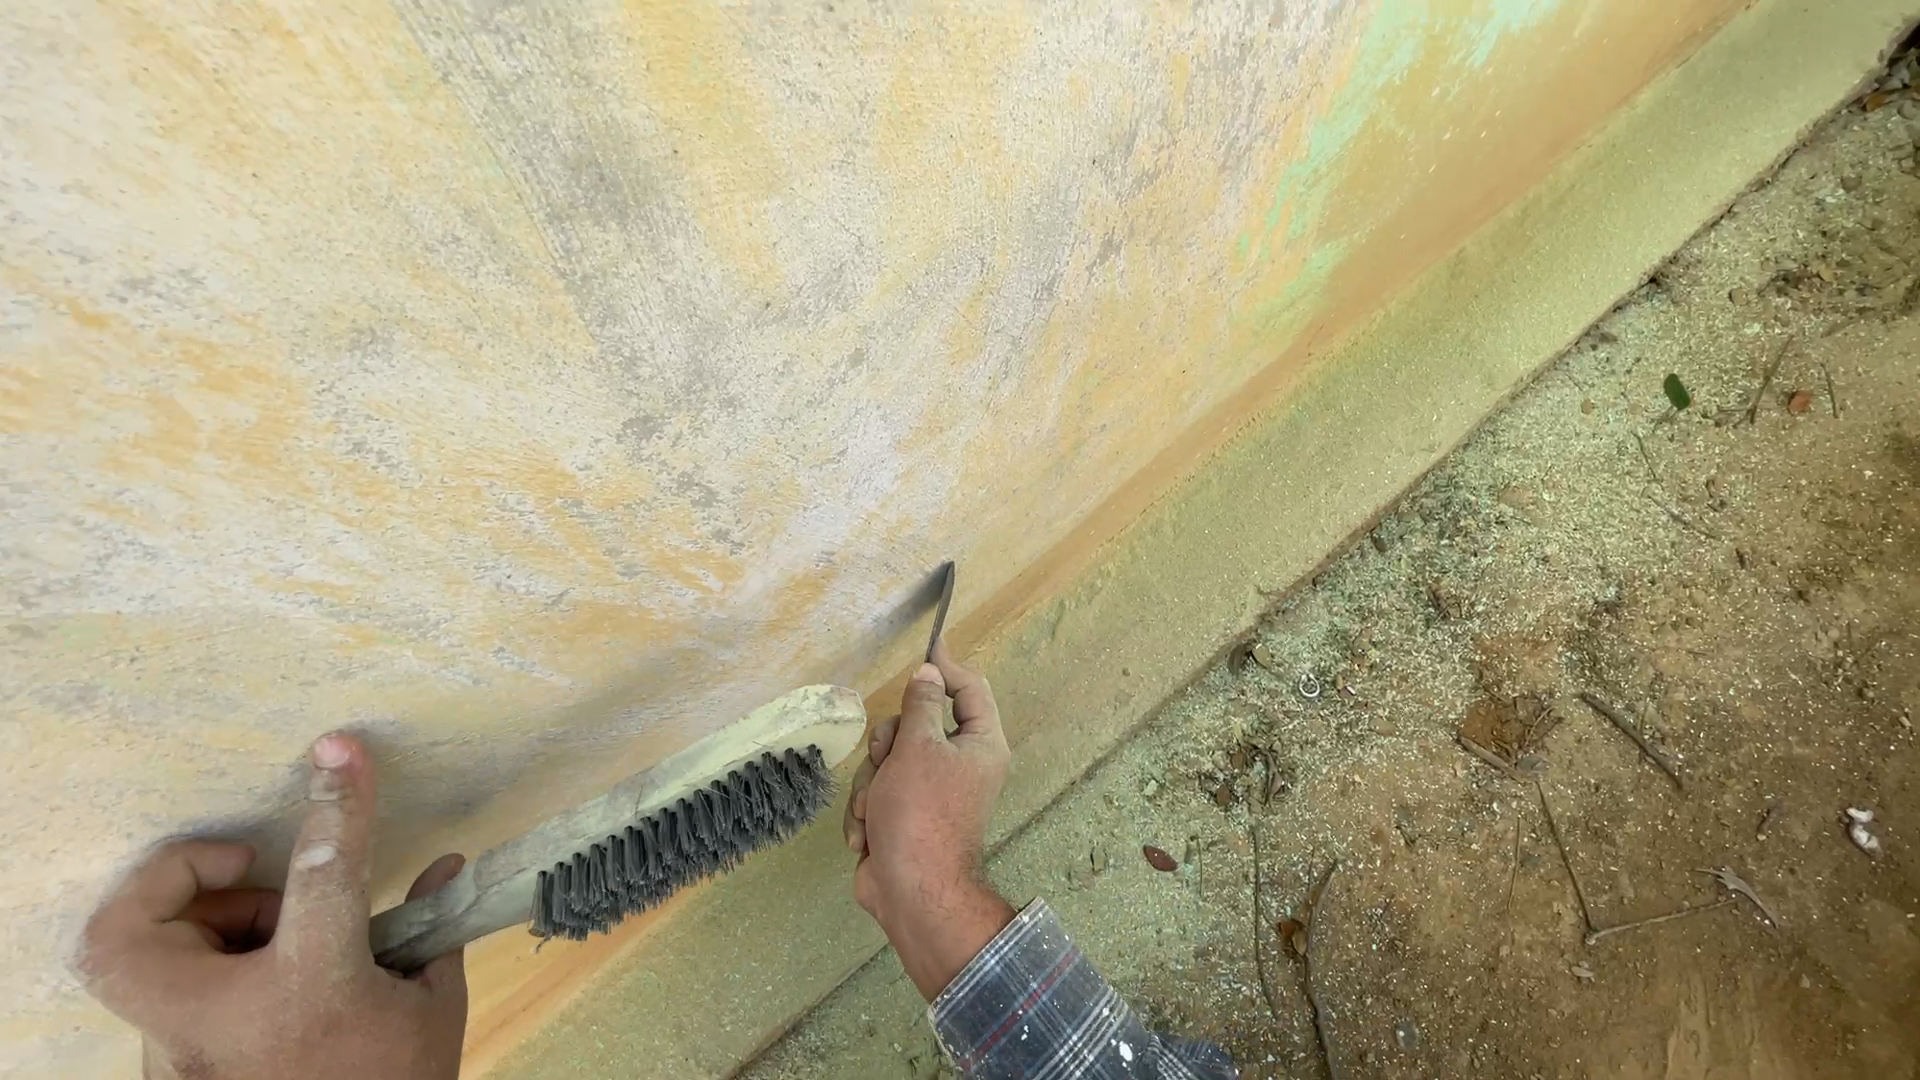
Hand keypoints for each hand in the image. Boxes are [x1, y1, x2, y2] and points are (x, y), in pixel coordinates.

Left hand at [76, 734, 468, 1079]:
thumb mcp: (433, 1003)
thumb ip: (429, 931)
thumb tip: (442, 868)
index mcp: (312, 991)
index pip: (324, 874)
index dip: (337, 805)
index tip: (338, 751)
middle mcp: (221, 1022)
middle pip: (123, 939)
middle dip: (170, 878)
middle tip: (248, 867)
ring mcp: (178, 1054)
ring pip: (140, 964)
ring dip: (212, 925)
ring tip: (280, 932)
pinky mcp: (169, 1069)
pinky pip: (172, 995)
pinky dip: (218, 963)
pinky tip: (276, 975)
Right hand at [844, 640, 1014, 999]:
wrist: (910, 892)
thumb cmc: (921, 812)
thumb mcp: (919, 746)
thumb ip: (921, 705)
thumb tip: (929, 673)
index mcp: (979, 744)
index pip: (970, 688)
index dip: (947, 666)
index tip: (927, 646)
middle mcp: (959, 763)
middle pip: (916, 722)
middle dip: (890, 742)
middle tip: (888, 759)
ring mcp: (928, 790)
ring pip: (889, 757)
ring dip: (873, 782)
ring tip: (876, 809)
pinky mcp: (902, 812)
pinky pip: (878, 789)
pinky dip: (868, 809)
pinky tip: (868, 833)